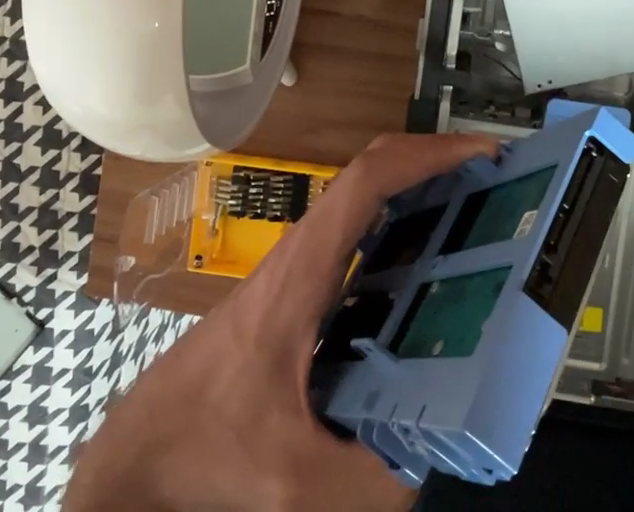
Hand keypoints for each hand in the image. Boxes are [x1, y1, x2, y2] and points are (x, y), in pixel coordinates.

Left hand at [65, 133, 497, 511]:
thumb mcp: (294, 480)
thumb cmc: (201, 449)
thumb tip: (426, 470)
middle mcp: (300, 258)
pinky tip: (425, 287)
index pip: (368, 181)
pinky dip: (396, 240)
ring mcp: (294, 274)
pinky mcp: (291, 297)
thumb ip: (371, 482)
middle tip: (497, 188)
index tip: (482, 155)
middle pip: (372, 178)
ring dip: (417, 199)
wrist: (137, 459)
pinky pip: (353, 247)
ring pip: (362, 209)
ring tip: (476, 226)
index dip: (428, 154)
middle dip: (436, 166)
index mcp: (301, 274)